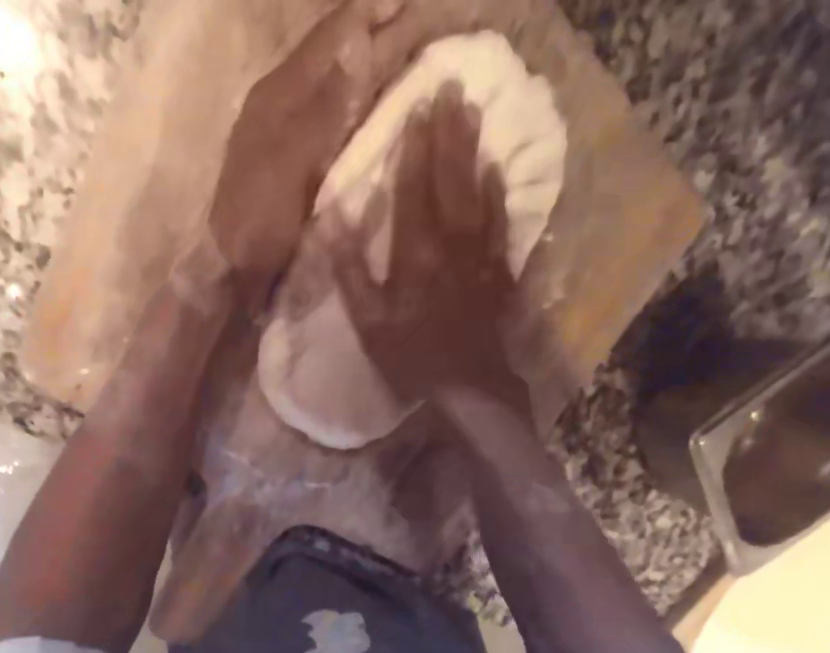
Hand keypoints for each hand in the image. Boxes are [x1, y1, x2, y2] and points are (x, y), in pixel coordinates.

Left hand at [209, 0, 414, 305]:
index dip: (376, 12)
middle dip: (387, 32)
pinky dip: (370, 103)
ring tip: (424, 49)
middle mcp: (290, 103)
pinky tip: (393, 104)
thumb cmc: (258, 222)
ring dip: (382, 63)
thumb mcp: (290, 163)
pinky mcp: (305, 162)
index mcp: (282, 94)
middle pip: (343, 54)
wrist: (234, 274)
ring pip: (345, 83)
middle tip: (437, 20)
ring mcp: (297, 133)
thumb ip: (326, 105)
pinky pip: (343, 118)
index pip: (335, 34)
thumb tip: (360, 39)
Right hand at [325, 83, 529, 423]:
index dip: (414, 146)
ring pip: (478, 191)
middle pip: (450, 177)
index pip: (413, 187)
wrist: (467, 385)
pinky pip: (499, 221)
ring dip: (475, 152)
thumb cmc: (411, 355)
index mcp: (415, 251)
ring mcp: (480, 253)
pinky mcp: (498, 269)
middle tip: (452, 90)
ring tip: (473, 116)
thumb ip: (350, 268)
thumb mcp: (368, 319)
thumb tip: (330, 219)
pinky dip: (497, 193)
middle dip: (449, 133)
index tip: (416, 108)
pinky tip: (496, 172)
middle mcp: (451, 241)